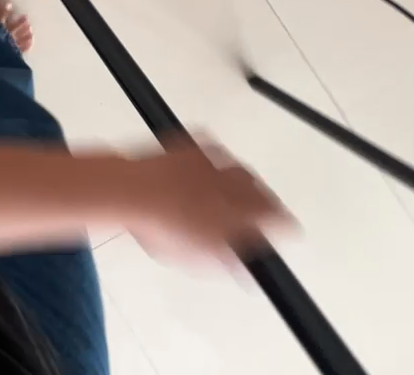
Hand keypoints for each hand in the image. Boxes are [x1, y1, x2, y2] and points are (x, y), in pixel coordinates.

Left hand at [117, 141, 291, 268]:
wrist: (131, 192)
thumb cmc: (162, 225)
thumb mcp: (203, 260)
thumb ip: (231, 261)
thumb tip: (243, 268)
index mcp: (245, 213)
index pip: (283, 220)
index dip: (282, 229)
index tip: (282, 233)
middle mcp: (232, 183)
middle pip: (262, 191)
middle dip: (261, 203)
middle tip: (255, 214)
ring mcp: (209, 162)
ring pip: (238, 168)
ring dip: (238, 181)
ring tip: (230, 192)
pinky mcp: (186, 145)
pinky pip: (208, 146)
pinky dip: (210, 156)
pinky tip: (204, 165)